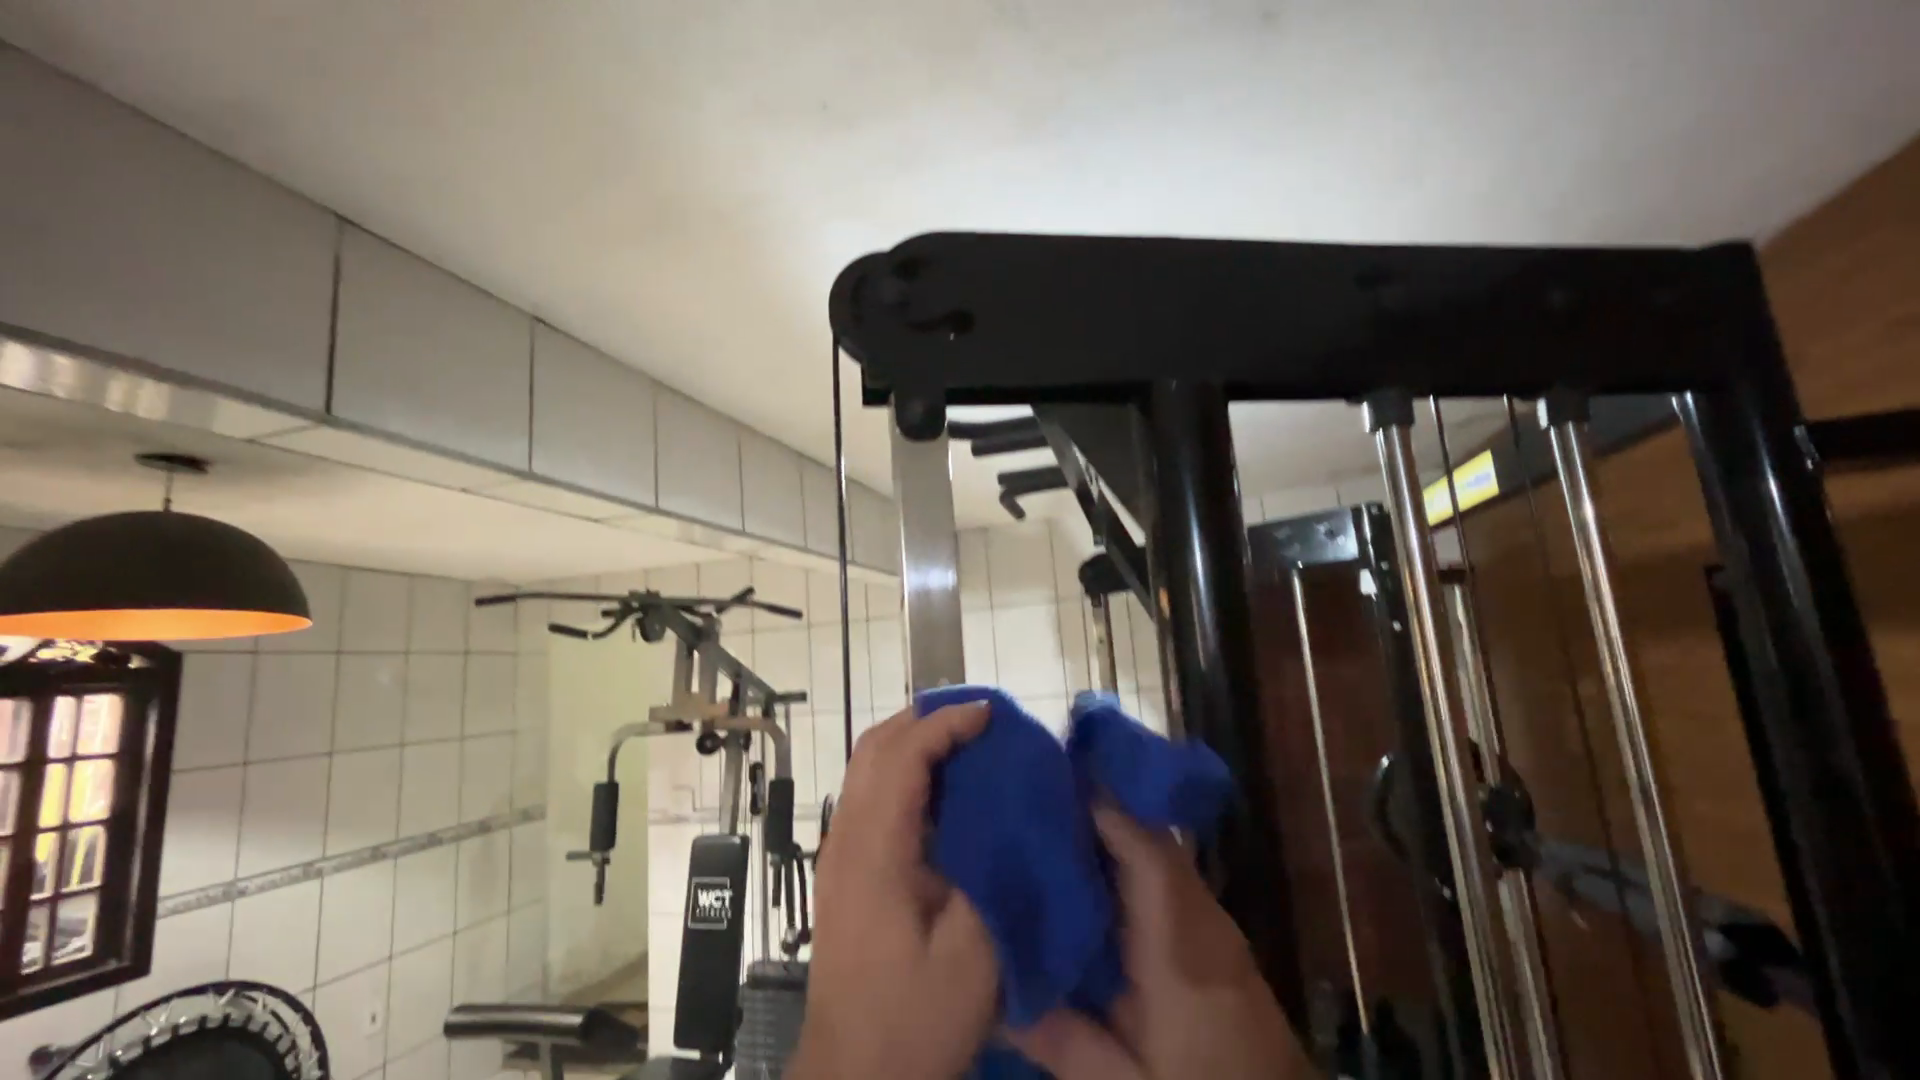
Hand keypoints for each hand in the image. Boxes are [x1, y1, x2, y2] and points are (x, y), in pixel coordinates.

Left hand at [790, 702, 998, 1079]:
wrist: (852, 1073)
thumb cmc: (914, 1018)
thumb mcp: (972, 957)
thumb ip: (991, 875)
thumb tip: (1010, 813)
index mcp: (875, 851)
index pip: (902, 757)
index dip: (945, 723)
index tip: (992, 713)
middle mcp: (845, 839)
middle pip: (873, 749)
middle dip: (924, 718)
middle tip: (979, 716)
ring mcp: (838, 855)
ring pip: (867, 769)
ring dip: (912, 742)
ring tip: (966, 740)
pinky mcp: (844, 872)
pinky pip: (870, 797)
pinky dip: (905, 772)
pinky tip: (945, 790)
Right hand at [1009, 805, 1312, 1079]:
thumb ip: (1062, 1040)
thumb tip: (994, 993)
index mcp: (1181, 946)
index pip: (1146, 850)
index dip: (1103, 805)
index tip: (1051, 776)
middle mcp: (1202, 919)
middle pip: (1148, 842)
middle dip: (1092, 813)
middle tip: (1031, 794)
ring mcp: (1214, 927)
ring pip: (1156, 859)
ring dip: (1106, 838)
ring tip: (1044, 824)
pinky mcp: (1214, 942)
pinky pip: (1162, 886)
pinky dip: (1122, 869)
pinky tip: (1081, 879)